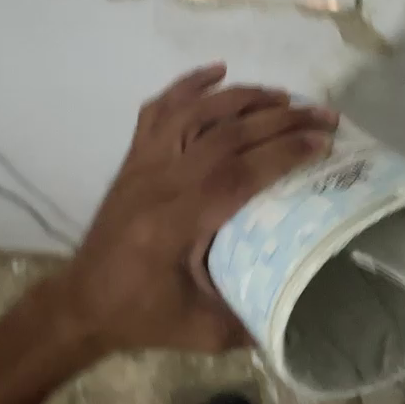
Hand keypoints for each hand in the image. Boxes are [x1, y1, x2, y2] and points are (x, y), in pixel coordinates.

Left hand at [63, 63, 337, 354]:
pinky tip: (217, 71)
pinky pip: (159, 109)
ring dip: (243, 97)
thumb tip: (308, 307)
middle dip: (280, 119)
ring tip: (285, 96)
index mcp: (177, 223)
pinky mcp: (134, 158)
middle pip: (225, 135)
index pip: (239, 174)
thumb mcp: (202, 331)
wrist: (81, 303)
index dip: (284, 153)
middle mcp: (159, 182)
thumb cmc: (144, 316)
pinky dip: (188, 85)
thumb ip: (253, 322)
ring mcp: (143, 164)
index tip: (323, 142)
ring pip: (195, 113)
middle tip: (323, 114)